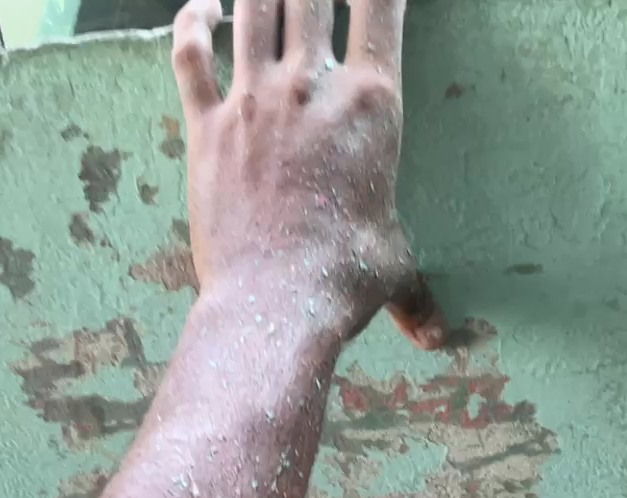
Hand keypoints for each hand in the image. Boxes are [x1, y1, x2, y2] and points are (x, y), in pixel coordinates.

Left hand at [170, 0, 446, 347]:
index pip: (381, 3)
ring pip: (252, 5)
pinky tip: (201, 9)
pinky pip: (190, 54)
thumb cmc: (343, 283)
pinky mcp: (207, 128)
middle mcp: (311, 86)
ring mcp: (253, 101)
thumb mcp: (394, 274)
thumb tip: (436, 336)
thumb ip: (416, 293)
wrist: (273, 304)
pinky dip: (191, 22)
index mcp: (370, 106)